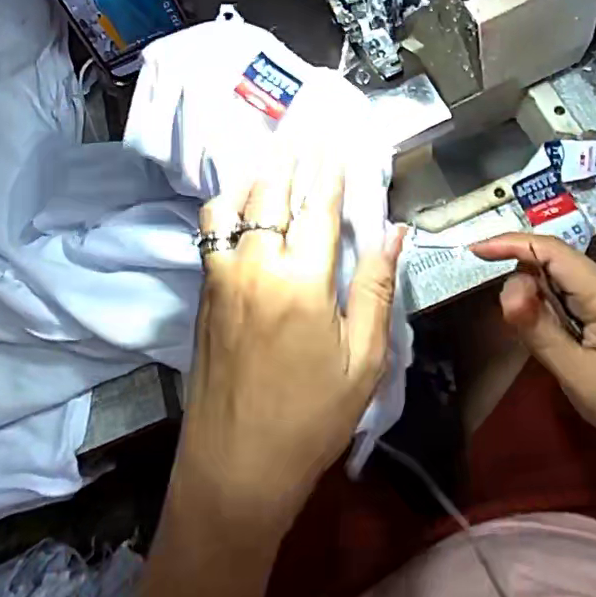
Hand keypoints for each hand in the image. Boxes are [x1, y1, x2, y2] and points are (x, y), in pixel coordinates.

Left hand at [174, 160, 403, 546]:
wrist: (235, 467)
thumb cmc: (311, 419)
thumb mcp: (363, 360)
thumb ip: (376, 288)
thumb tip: (392, 232)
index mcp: (302, 282)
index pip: (319, 206)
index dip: (330, 168)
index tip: (337, 139)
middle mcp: (255, 266)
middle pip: (271, 192)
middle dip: (290, 155)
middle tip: (302, 129)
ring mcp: (221, 277)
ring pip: (232, 204)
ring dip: (254, 174)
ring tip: (272, 157)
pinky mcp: (202, 293)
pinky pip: (211, 230)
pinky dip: (228, 203)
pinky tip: (242, 202)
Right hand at [471, 233, 595, 466]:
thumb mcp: (584, 378)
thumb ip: (541, 331)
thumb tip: (505, 290)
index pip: (552, 251)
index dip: (510, 244)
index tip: (473, 251)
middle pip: (553, 261)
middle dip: (518, 275)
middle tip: (505, 317)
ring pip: (559, 279)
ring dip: (531, 293)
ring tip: (519, 327)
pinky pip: (569, 296)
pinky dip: (545, 305)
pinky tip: (538, 327)